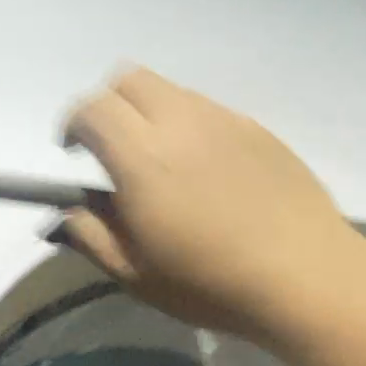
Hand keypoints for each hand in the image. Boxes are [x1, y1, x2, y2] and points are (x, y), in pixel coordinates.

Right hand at [56, 67, 365, 339]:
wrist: (302, 274)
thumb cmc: (208, 284)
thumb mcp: (135, 274)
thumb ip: (91, 236)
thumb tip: (64, 214)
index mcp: (141, 159)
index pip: (92, 110)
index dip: (72, 125)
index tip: (71, 155)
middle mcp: (180, 123)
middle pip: (129, 81)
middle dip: (108, 108)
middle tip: (109, 152)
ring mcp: (223, 119)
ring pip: (171, 92)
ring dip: (149, 116)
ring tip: (158, 167)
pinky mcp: (256, 129)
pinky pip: (207, 110)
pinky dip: (187, 128)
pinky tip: (202, 176)